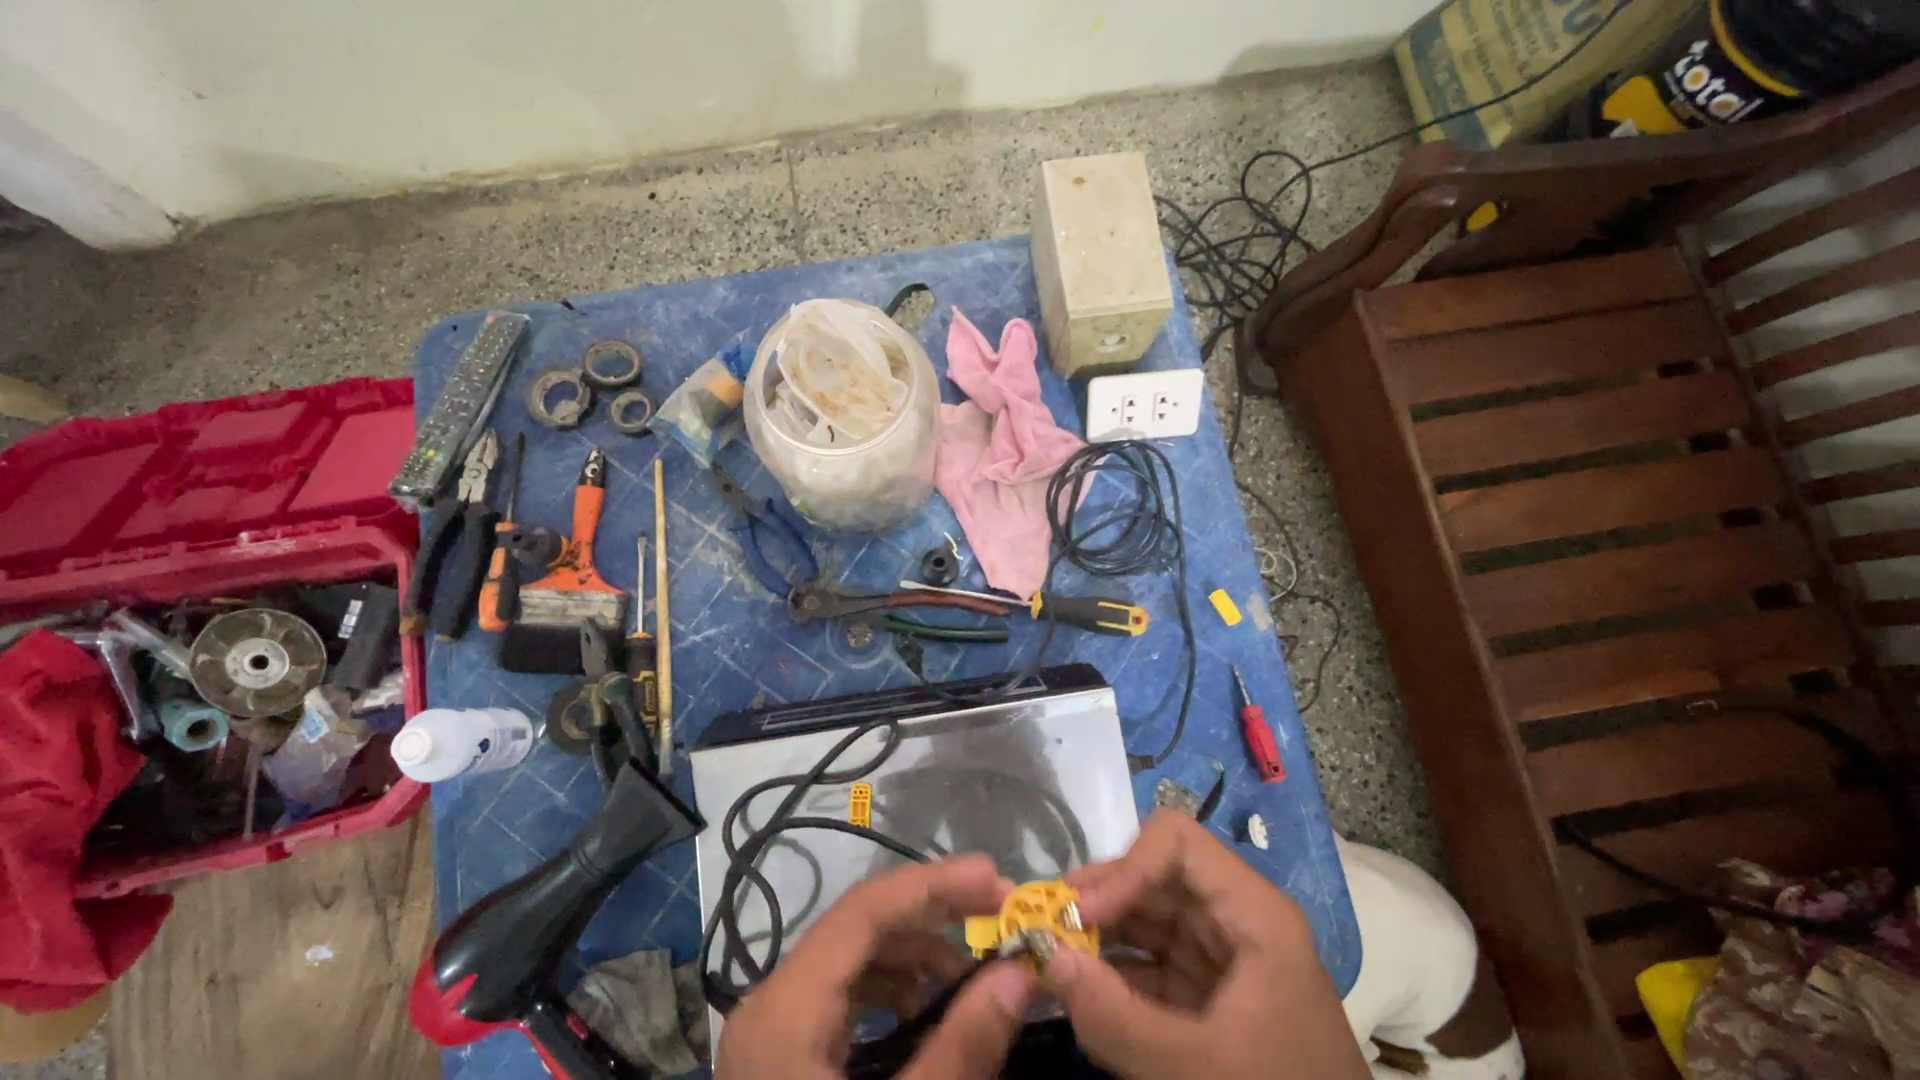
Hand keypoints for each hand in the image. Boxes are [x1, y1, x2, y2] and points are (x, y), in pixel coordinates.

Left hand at [717, 856, 1037, 1079]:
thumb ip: (962, 1048)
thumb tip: (1018, 975)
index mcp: (787, 1006)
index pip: (865, 910)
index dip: (935, 885)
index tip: (998, 880)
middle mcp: (771, 1001)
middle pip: (858, 929)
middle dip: (933, 919)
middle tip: (998, 924)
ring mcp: (773, 1028)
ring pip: (852, 960)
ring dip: (915, 957)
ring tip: (972, 976)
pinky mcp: (783, 1053)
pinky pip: (842, 996)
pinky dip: (891, 992)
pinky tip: (928, 1011)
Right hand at [1044, 811, 1367, 1079]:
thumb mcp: (1197, 1070)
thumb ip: (1116, 1019)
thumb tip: (1048, 958)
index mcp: (1253, 915)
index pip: (1177, 843)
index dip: (1123, 866)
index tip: (1081, 915)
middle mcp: (1235, 921)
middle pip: (1154, 877)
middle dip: (1098, 899)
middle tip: (1044, 930)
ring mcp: (1220, 959)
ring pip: (1146, 919)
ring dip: (1096, 934)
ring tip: (1049, 957)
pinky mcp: (1206, 998)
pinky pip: (1148, 965)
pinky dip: (1109, 972)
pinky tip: (1076, 990)